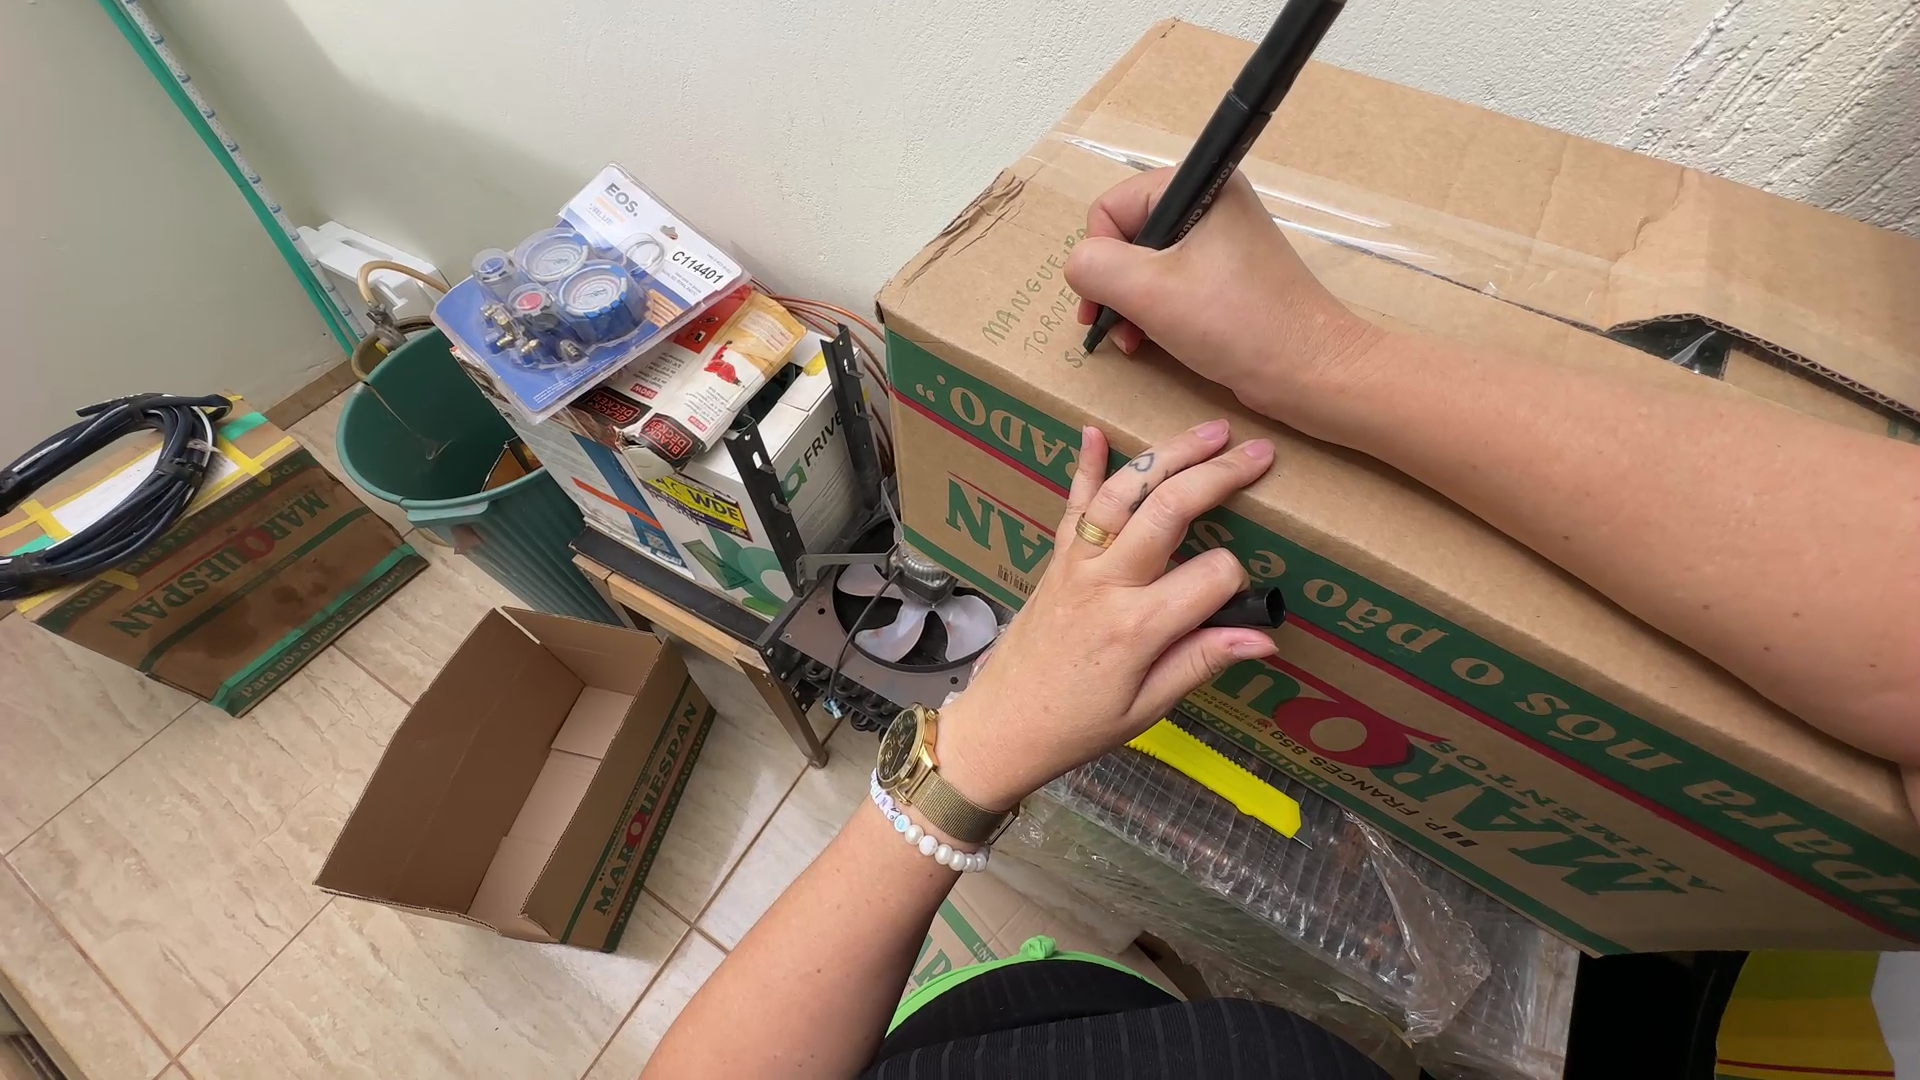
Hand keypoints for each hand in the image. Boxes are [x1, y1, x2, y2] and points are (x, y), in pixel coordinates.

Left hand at [936, 421, 1277, 808]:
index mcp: (1137, 627)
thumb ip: (1201, 662)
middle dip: (1217, 475)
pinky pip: (1072, 507)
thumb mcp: (1147, 709)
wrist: (1002, 724)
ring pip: (1121, 494)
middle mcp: (1105, 583)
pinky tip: (1092, 431)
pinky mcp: (1054, 562)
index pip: (1212, 576)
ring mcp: (1074, 565)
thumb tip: (1265, 637)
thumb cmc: (1076, 726)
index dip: (1239, 579)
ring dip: (1164, 455)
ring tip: (1206, 431)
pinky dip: (1083, 467)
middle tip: (1258, 451)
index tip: (1241, 596)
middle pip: (1168, 510)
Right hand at [1064, 167, 1383, 424]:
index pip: (1113, 206)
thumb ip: (1096, 268)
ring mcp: (1217, 243)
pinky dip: (1149, 314)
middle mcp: (1209, 204)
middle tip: (1109, 327)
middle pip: (1126, 236)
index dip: (1096, 255)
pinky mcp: (1223, 278)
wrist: (1307, 370)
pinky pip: (1167, 286)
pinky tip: (1148, 342)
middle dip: (1110, 285)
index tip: (1099, 304)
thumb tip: (1076, 265)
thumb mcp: (1150, 291)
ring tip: (1131, 341)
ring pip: (1143, 265)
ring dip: (1126, 305)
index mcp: (1200, 187)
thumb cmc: (1234, 324)